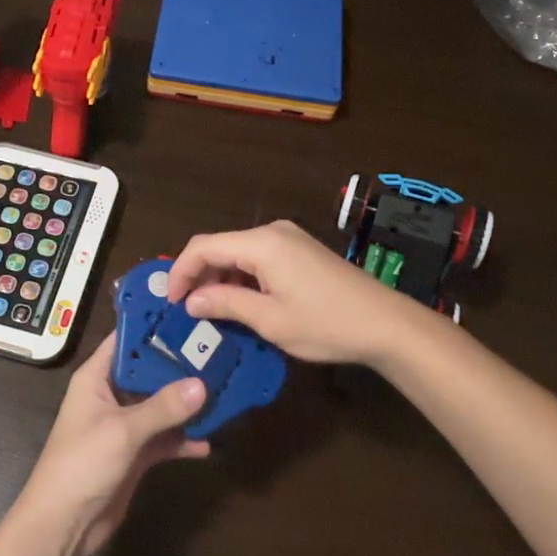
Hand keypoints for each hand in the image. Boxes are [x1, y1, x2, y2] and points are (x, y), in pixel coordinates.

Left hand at [16, 334, 209, 555]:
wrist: (64, 525)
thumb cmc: (82, 464)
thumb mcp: (123, 430)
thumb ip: (163, 407)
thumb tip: (204, 383)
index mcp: (96, 377)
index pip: (126, 340)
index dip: (153, 325)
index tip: (190, 313)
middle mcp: (111, 395)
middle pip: (150, 370)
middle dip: (182, 364)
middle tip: (221, 349)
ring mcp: (124, 425)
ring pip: (162, 404)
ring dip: (188, 402)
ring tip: (226, 389)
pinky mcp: (136, 453)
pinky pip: (165, 437)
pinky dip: (184, 439)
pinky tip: (211, 440)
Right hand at [166, 220, 439, 366]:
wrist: (386, 323)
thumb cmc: (325, 323)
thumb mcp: (270, 321)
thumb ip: (226, 304)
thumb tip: (192, 301)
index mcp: (261, 244)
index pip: (204, 246)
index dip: (181, 272)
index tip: (170, 302)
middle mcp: (272, 231)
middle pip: (220, 245)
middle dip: (199, 275)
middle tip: (186, 309)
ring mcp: (289, 239)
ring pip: (238, 252)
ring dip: (221, 277)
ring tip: (210, 311)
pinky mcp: (301, 250)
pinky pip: (259, 258)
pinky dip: (242, 277)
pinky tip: (240, 303)